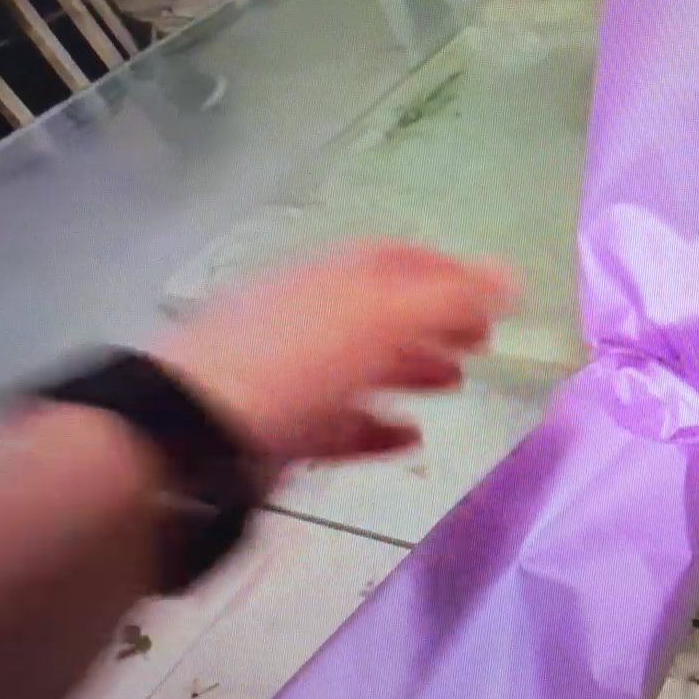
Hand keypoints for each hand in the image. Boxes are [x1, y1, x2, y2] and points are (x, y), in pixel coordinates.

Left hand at [150, 239, 516, 477]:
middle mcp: (312, 316)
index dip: (448, 271)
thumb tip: (513, 275)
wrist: (186, 435)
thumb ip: (450, 299)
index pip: (399, 260)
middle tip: (484, 344)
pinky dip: (378, 426)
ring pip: (365, 365)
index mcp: (334, 280)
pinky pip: (340, 419)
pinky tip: (408, 438)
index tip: (490, 293)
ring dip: (415, 371)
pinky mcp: (277, 424)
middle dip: (439, 325)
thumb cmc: (297, 360)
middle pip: (386, 312)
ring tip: (455, 385)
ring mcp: (291, 371)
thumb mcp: (381, 319)